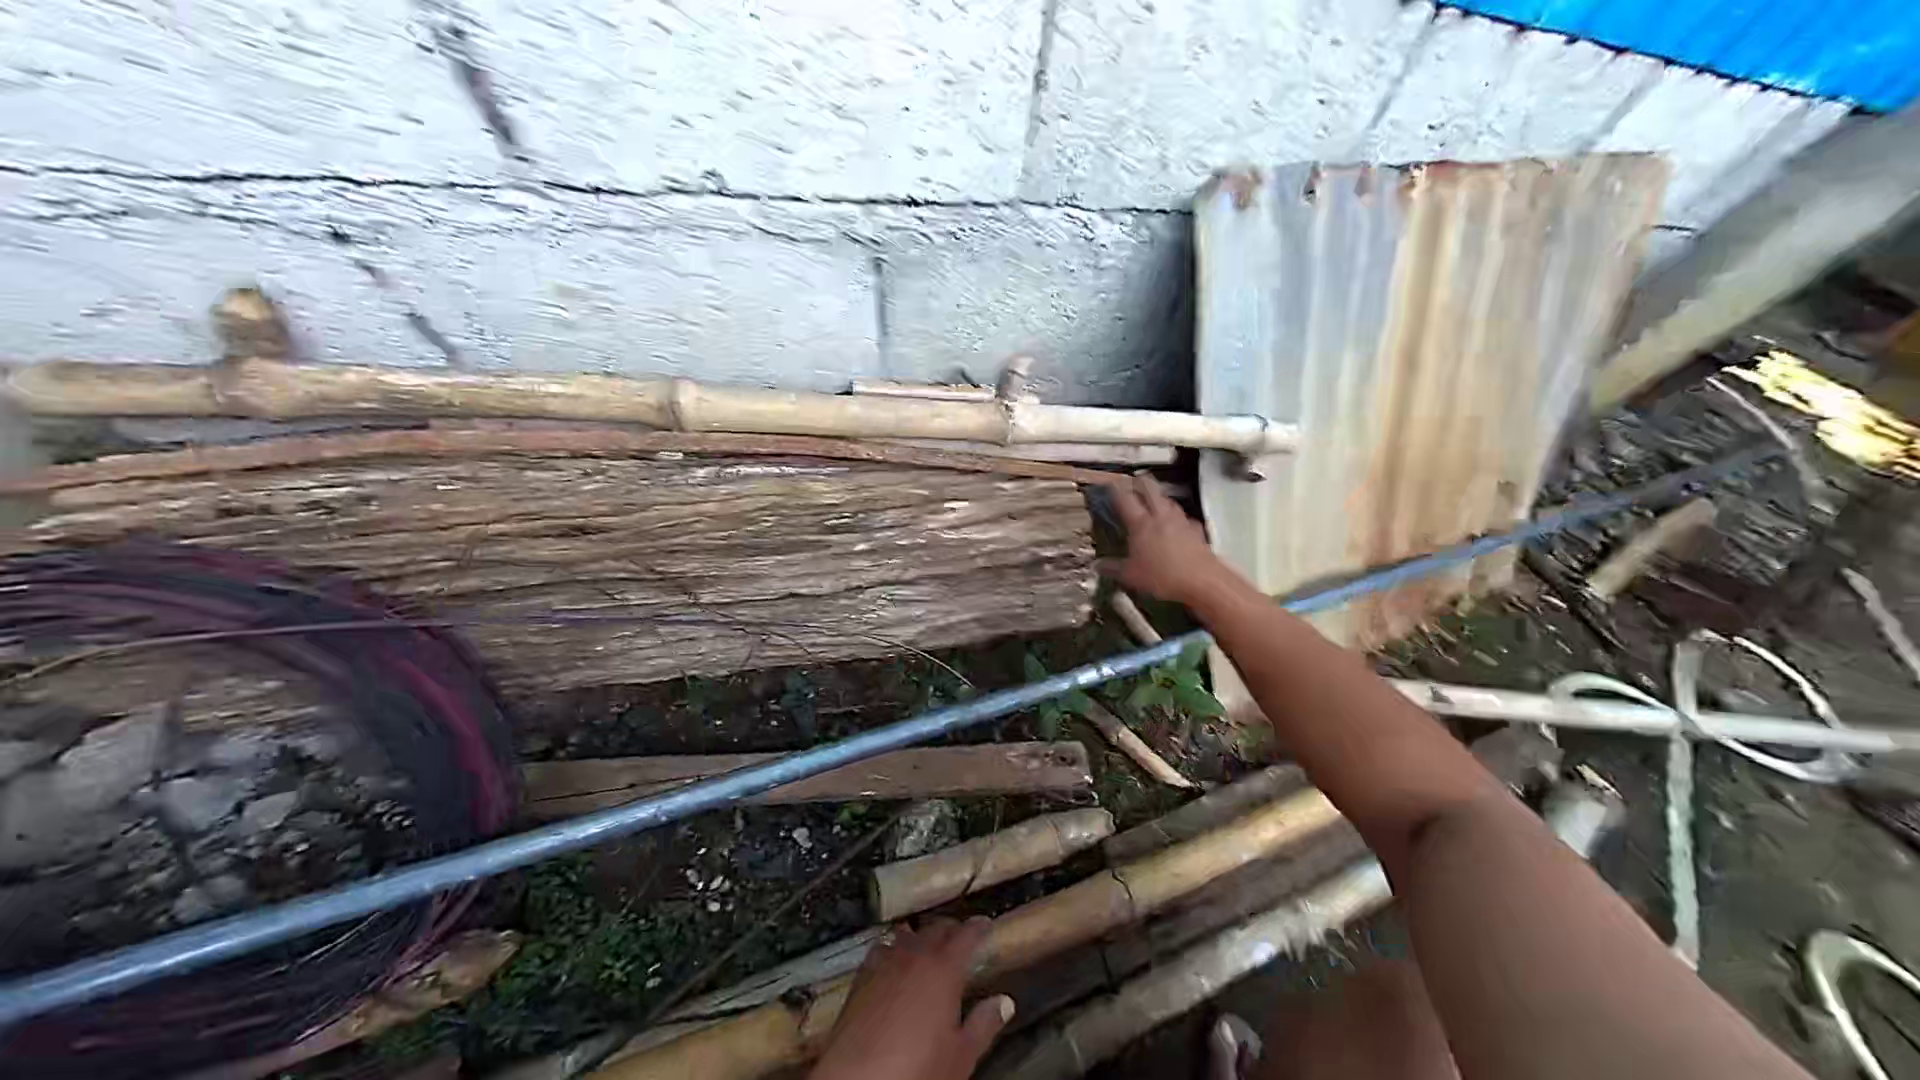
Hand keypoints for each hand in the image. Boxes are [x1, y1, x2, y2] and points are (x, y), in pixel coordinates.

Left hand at [809, 918, 1012, 1079]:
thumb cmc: (916, 1070)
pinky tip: (894, 961)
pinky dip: (894, 948)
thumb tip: (1004, 1001)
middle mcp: (914, 955)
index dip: (978, 927)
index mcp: (943, 968)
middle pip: (936, 928)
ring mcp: (885, 962)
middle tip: (962, 937)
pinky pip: (882, 948)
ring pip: (908, 934)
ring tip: (929, 945)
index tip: (986, 924)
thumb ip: (984, 1024)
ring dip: (921, 936)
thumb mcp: (960, 1055)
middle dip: (951, 929)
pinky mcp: (861, 976)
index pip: (966, 935)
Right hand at [1103, 474, 1233, 606]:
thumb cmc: (1162, 577)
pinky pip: (1183, 517)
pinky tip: (1175, 525)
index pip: (1124, 499)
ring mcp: (1181, 521)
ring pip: (1168, 500)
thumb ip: (1113, 568)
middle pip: (1150, 488)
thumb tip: (1098, 565)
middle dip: (1140, 483)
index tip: (1109, 486)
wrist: (1203, 582)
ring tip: (1153, 502)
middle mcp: (1160, 516)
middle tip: (1133, 484)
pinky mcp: (1197, 530)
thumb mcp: (1131, 576)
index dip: (1115, 490)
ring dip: (1159, 498)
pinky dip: (1176, 517)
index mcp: (1140, 524)